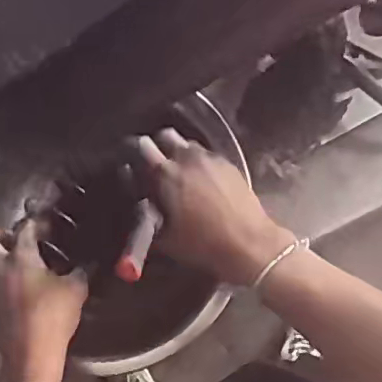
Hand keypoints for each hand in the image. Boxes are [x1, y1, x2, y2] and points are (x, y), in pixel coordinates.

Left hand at [0, 218, 88, 381]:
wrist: (30, 355)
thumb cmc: (52, 317)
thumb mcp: (76, 290)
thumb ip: (82, 271)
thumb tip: (88, 263)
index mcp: (20, 257)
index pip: (25, 228)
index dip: (38, 222)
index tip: (49, 225)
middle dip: (1, 233)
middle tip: (20, 240)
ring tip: (21, 262)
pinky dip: (1, 276)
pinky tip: (20, 285)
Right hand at [134, 129, 294, 285]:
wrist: (249, 244)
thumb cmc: (202, 245)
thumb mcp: (165, 239)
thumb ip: (145, 217)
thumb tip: (139, 202)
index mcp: (165, 174)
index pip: (140, 146)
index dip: (133, 153)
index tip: (132, 165)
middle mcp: (187, 158)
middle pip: (165, 136)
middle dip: (157, 147)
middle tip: (155, 167)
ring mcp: (211, 158)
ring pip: (187, 144)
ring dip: (179, 154)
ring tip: (180, 175)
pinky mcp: (229, 164)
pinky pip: (207, 155)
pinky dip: (199, 163)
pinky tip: (202, 182)